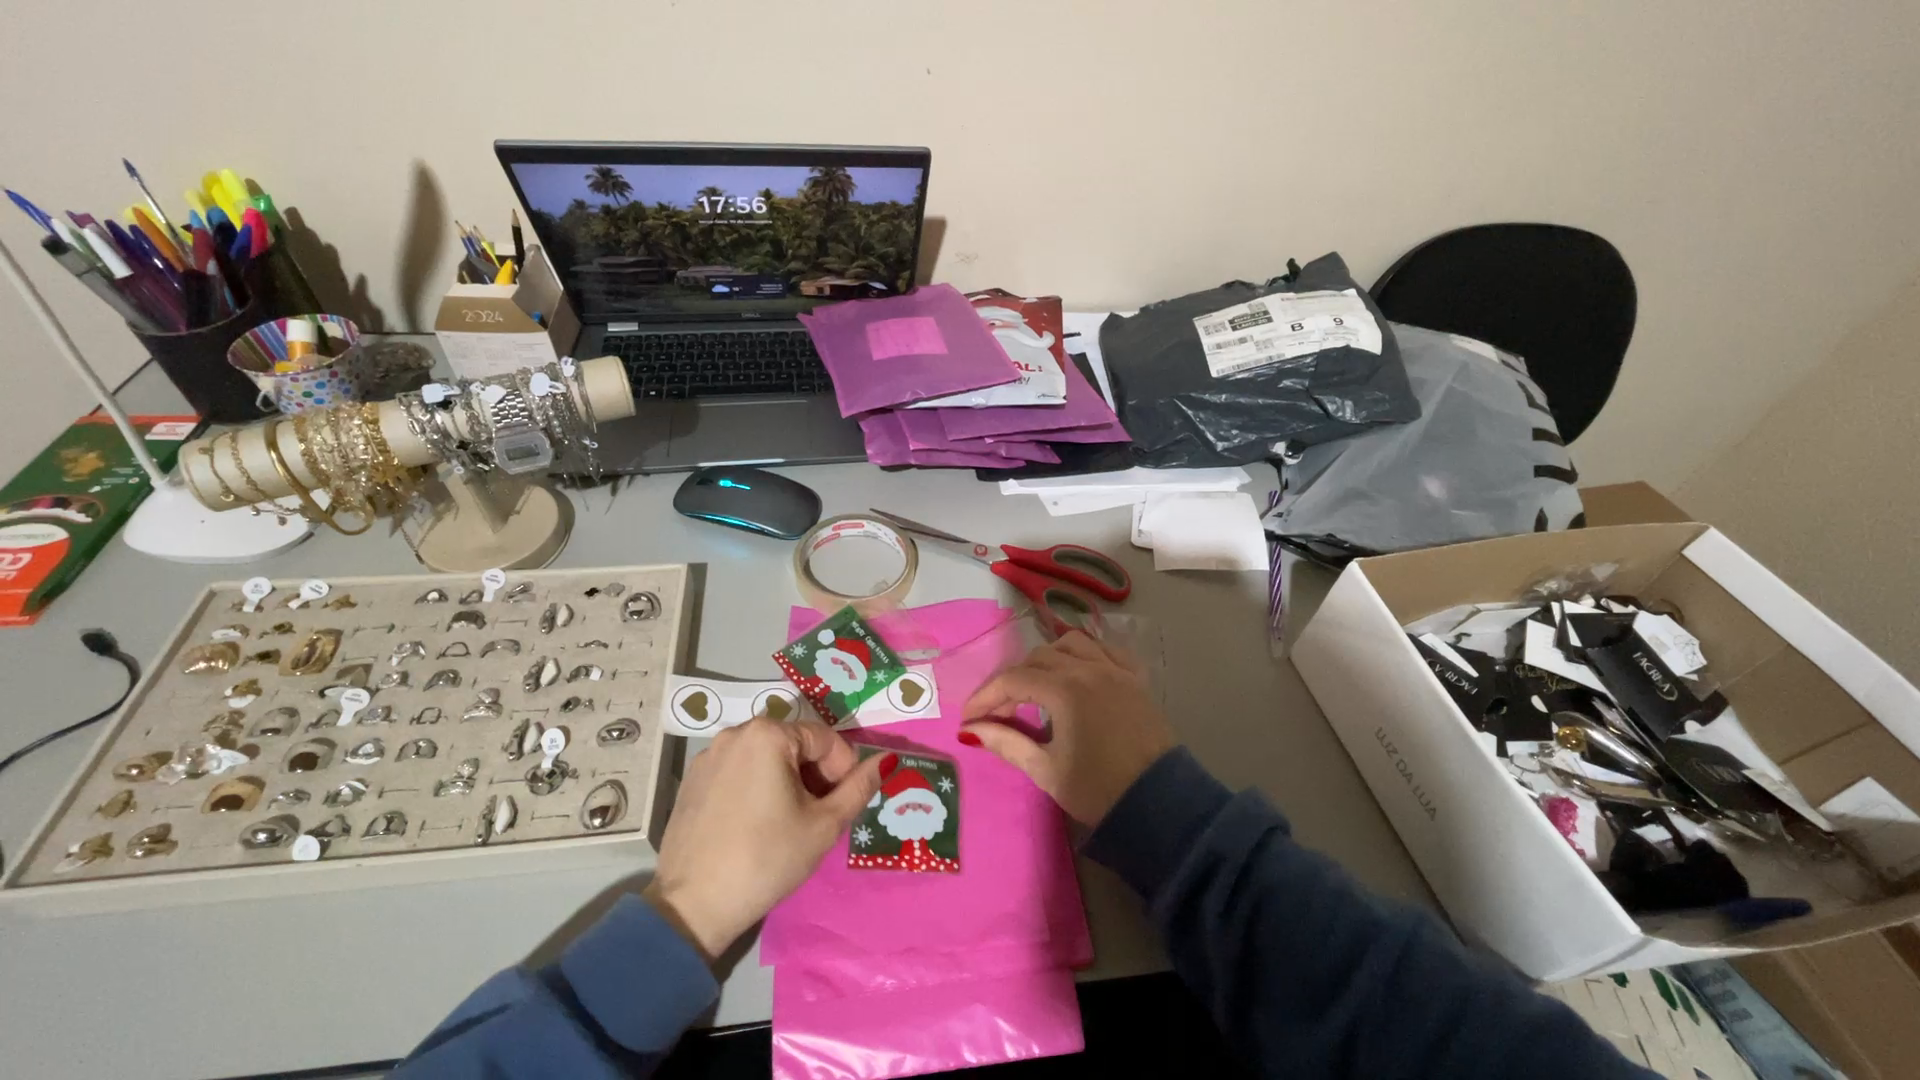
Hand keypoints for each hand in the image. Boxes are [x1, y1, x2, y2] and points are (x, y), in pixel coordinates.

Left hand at [645, 718, 891, 962]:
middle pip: (794, 745)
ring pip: (766, 758)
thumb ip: (859, 787)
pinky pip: (738, 772)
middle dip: (815, 776)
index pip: (826, 739)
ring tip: (789, 824)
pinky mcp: (692, 781)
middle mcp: (735, 733)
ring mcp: (708, 756)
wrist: (695, 904)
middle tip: (819, 818)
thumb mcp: (825, 824)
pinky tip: (756, 826)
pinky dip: (757, 789)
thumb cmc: (768, 858)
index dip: (843, 771)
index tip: (842, 807)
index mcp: (768, 734)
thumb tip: (886, 760)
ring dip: (788, 782)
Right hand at [959, 631, 1174, 825]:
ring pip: (1072, 644)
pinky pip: (1106, 650)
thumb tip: (971, 730)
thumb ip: (1007, 742)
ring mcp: (1117, 671)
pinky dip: (1085, 654)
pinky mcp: (1136, 680)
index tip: (968, 719)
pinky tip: (1077, 672)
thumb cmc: (1099, 789)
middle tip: (1000, 713)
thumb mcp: (1046, 770)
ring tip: (1037, 688)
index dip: (985, 697)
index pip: (1013, 681)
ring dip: (1047, 659)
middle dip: (1012, 681)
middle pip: (1038, 658)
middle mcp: (1090, 669)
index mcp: (1066, 690)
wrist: (1160, 805)